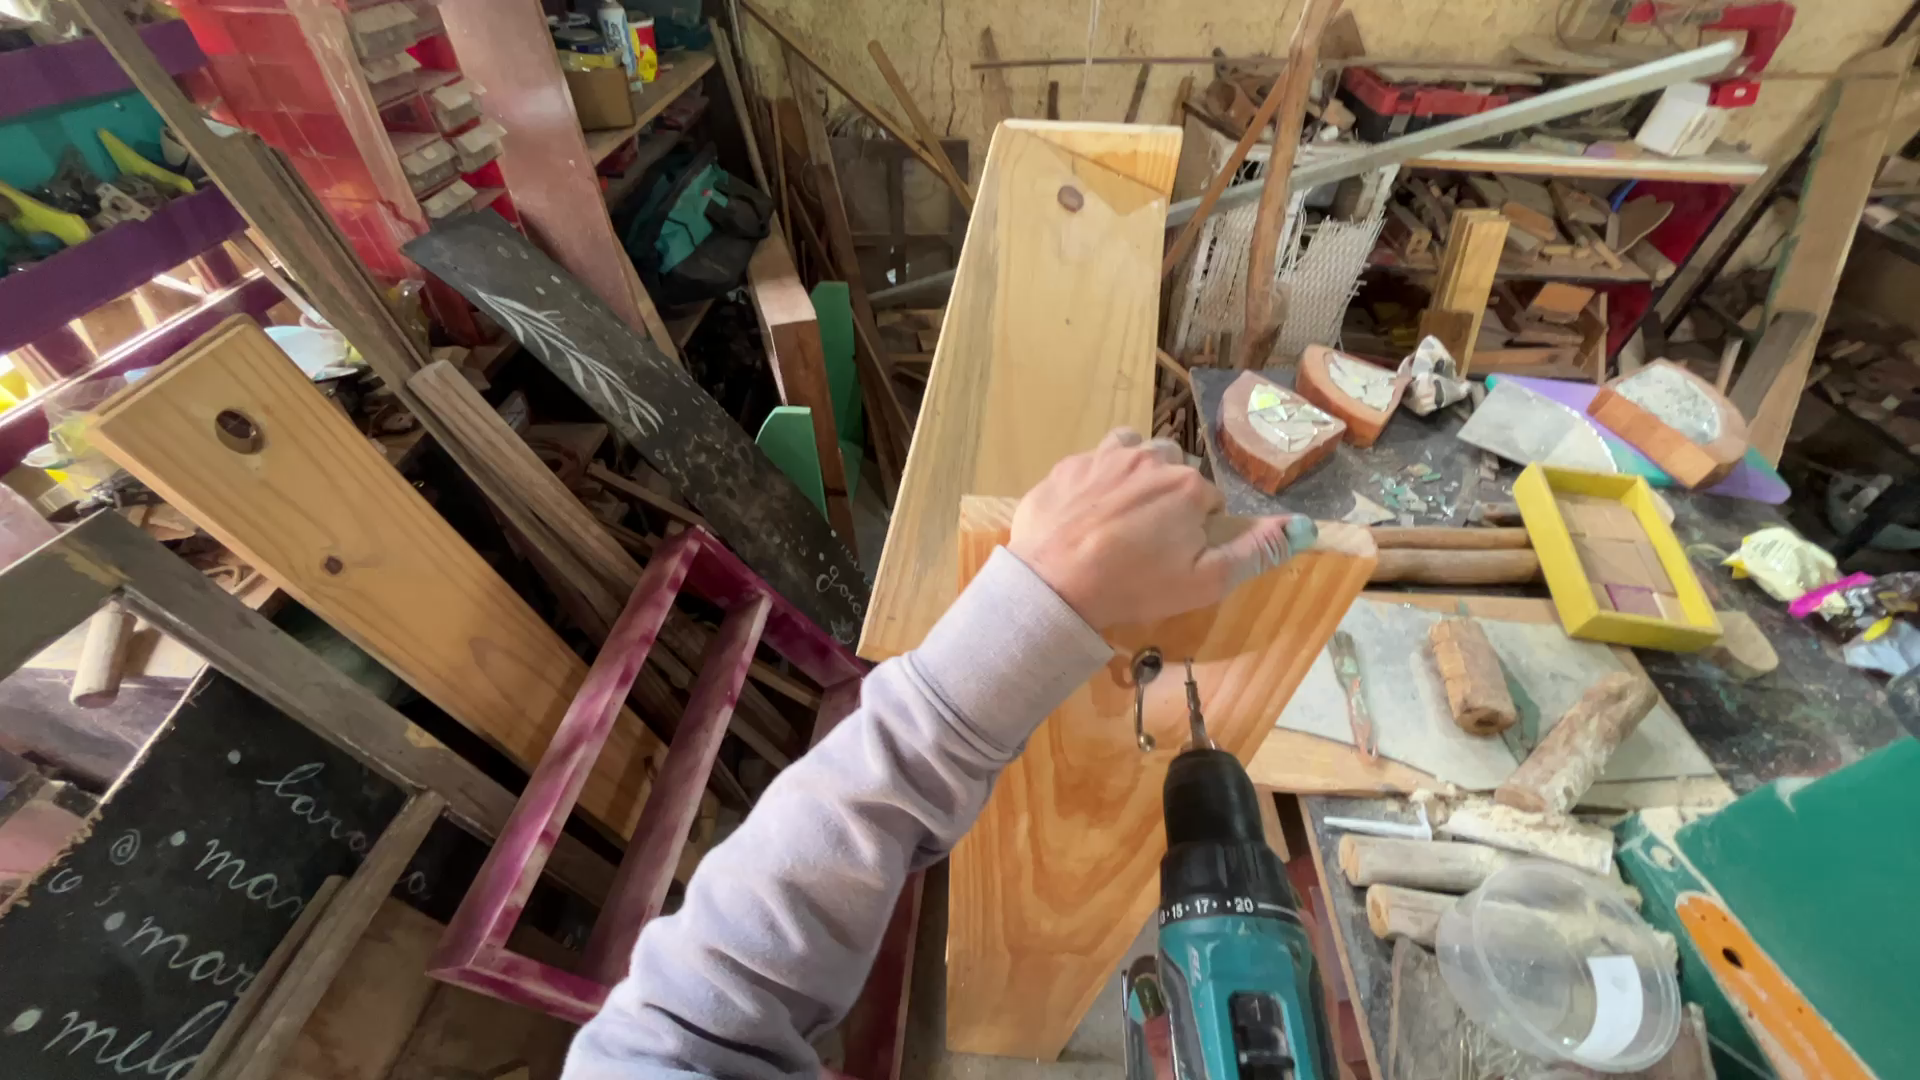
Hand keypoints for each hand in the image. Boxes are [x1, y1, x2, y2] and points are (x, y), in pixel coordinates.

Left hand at [1008, 428, 1312, 629]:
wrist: (1053, 584)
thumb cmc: (1133, 586)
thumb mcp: (1206, 581)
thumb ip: (1258, 551)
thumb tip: (1306, 525)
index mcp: (1188, 486)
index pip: (1206, 499)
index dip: (1196, 527)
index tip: (1174, 553)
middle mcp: (1149, 459)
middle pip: (1172, 467)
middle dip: (1167, 494)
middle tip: (1145, 536)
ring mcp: (1102, 458)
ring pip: (1132, 452)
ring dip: (1134, 473)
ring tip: (1119, 513)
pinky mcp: (1066, 467)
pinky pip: (1090, 464)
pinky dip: (1094, 481)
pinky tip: (1084, 512)